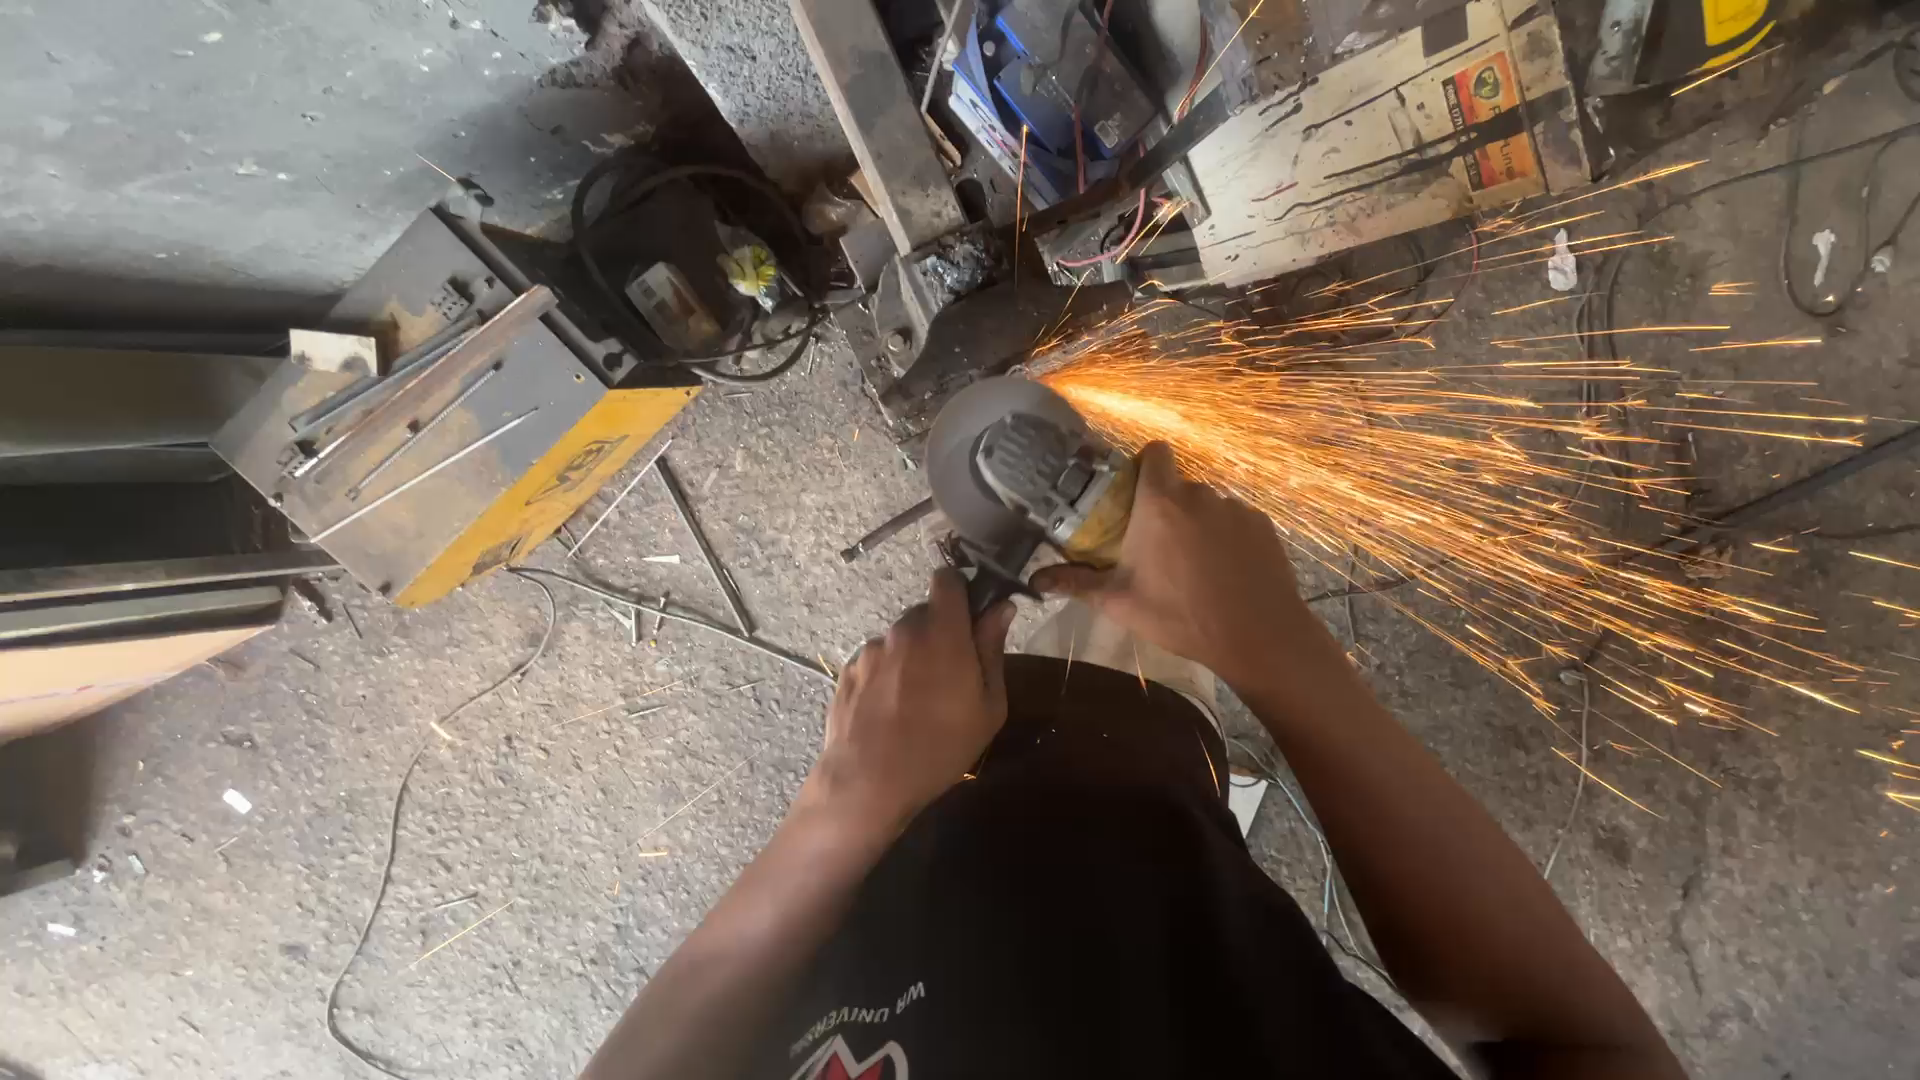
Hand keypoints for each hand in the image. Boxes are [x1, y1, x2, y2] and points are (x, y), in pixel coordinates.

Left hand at [804, 570, 1016, 830]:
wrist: (868, 782)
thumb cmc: (941, 747)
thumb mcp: (988, 706)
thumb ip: (992, 649)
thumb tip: (1001, 608)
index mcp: (942, 632)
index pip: (947, 578)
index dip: (960, 590)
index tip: (970, 616)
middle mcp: (902, 630)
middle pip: (924, 613)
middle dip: (940, 633)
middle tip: (950, 674)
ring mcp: (870, 650)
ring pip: (899, 640)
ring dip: (911, 657)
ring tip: (916, 701)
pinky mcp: (848, 671)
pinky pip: (876, 662)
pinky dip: (886, 677)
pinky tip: (890, 712)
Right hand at [1030, 442, 1320, 689]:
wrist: (1258, 636)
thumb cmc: (1180, 616)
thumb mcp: (1121, 602)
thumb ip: (1077, 582)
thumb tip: (1035, 579)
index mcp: (1160, 503)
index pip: (1154, 452)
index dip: (1144, 464)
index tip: (1134, 492)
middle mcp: (1200, 494)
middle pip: (1178, 485)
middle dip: (1166, 506)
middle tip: (1156, 545)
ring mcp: (1236, 508)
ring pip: (1208, 504)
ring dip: (1197, 524)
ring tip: (1193, 564)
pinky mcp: (1263, 526)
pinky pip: (1236, 520)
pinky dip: (1227, 537)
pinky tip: (1225, 571)